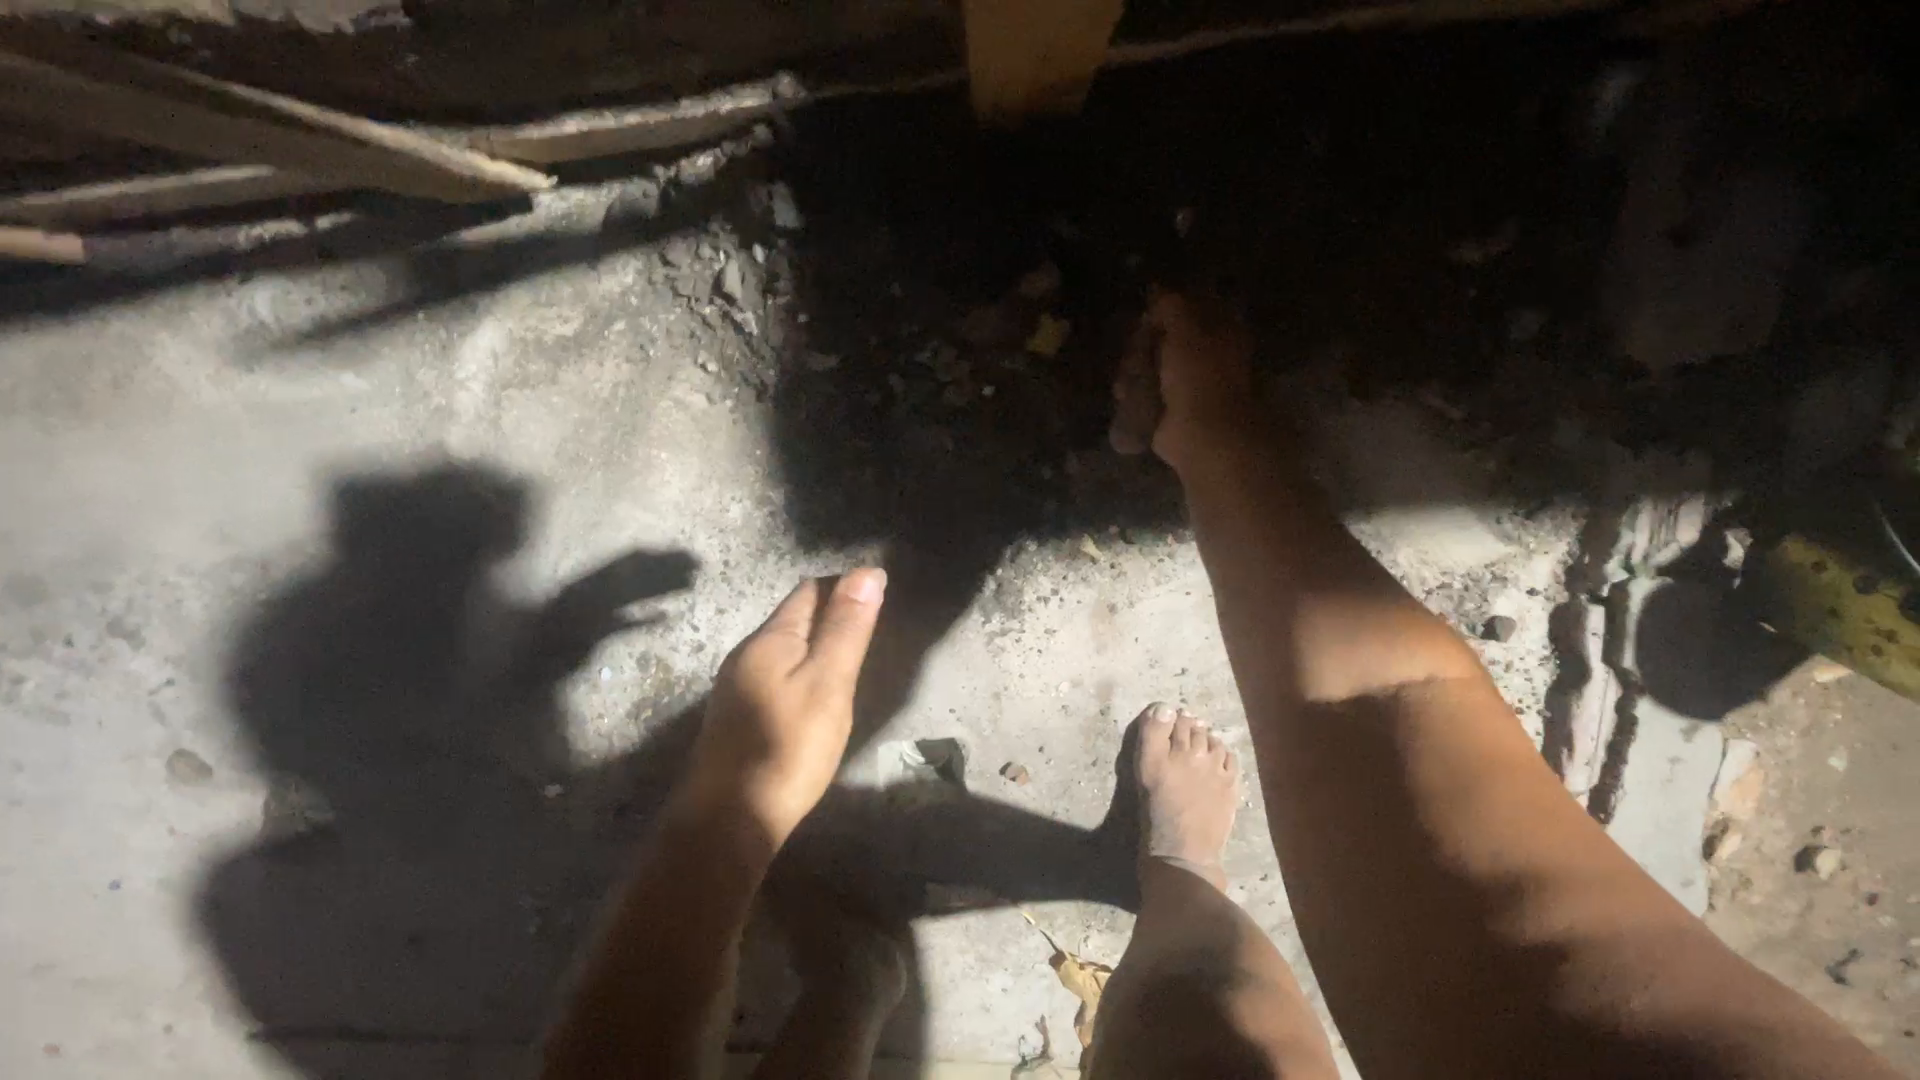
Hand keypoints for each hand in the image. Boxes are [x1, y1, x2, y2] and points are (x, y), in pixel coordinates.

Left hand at [687, 569, 886, 841]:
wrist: (729, 820)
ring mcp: (736, 687)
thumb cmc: (788, 747)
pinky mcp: (735, 718)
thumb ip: (847, 628)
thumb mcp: (829, 682)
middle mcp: (746, 654)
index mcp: (770, 639)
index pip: (810, 592)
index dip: (844, 587)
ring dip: (814, 645)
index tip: (880, 596)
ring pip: (782, 650)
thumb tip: (867, 571)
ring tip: (848, 660)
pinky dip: (799, 673)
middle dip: (830, 614)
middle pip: (793, 618)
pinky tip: (813, 697)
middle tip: (870, 628)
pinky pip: (774, 677)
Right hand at [1111, 290, 1263, 470]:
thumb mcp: (1186, 329)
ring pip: (1152, 363)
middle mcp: (1206, 357)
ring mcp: (1186, 385)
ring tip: (1126, 372)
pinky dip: (1132, 389)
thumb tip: (1157, 289)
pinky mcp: (1168, 408)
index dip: (1169, 307)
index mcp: (1221, 334)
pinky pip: (1144, 390)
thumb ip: (1171, 306)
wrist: (1201, 433)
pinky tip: (1124, 390)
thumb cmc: (1200, 375)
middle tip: (1135, 345)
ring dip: (1134, 365)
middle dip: (1145, 339)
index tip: (1148, 311)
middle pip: (1168, 337)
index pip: (1193, 309)